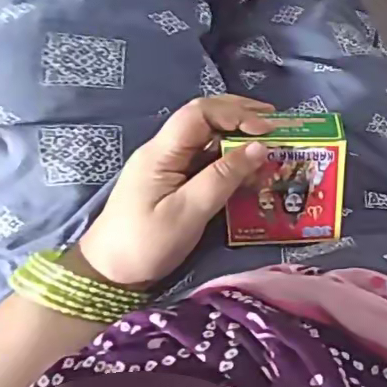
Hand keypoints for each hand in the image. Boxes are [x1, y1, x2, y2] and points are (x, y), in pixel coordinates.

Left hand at [77, 96, 275, 288]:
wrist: (109, 273)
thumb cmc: (146, 243)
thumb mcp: (188, 212)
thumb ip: (223, 177)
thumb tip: (259, 147)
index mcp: (162, 152)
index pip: (200, 113)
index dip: (235, 114)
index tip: (266, 130)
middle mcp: (165, 151)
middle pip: (205, 117)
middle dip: (241, 116)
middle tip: (277, 124)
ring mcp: (169, 166)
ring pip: (208, 138)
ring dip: (239, 138)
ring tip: (271, 145)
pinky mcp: (174, 182)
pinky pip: (206, 160)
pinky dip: (231, 160)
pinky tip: (251, 169)